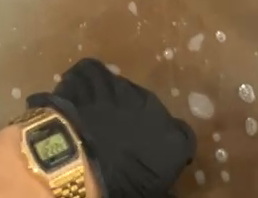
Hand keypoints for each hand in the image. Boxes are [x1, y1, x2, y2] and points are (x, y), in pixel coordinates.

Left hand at [27, 58, 193, 197]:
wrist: (73, 159)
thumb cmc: (117, 186)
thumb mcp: (150, 195)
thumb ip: (164, 188)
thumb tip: (169, 192)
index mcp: (173, 139)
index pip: (183, 137)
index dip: (169, 145)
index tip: (158, 156)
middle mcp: (153, 106)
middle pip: (152, 112)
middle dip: (139, 123)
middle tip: (122, 140)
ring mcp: (123, 85)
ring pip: (123, 93)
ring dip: (114, 104)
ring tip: (97, 122)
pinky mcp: (94, 72)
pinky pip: (95, 75)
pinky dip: (89, 85)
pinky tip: (79, 101)